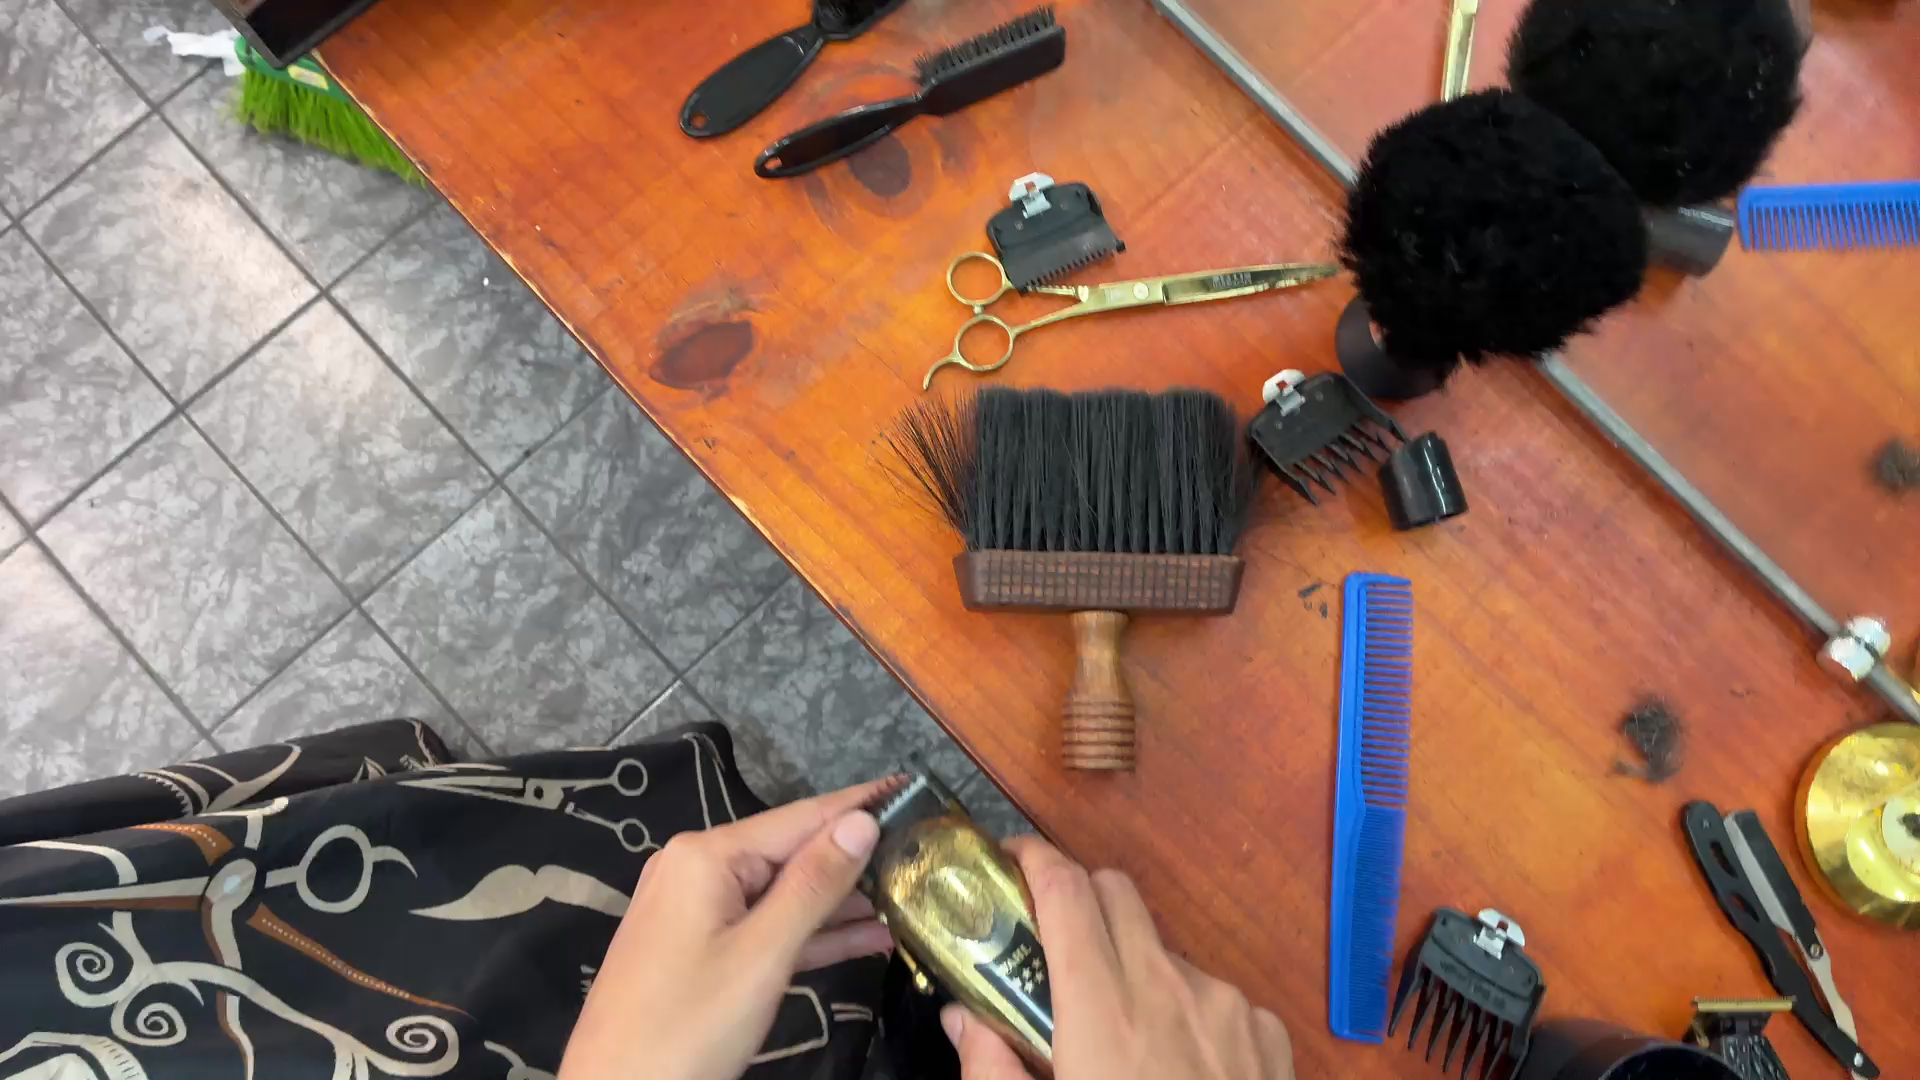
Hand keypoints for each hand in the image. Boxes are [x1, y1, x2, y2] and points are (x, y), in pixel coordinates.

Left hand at [559, 780, 896, 1079]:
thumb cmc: (686, 1030)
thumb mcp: (762, 956)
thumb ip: (815, 883)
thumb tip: (863, 819)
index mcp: (709, 855)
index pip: (802, 817)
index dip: (859, 803)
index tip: (909, 785)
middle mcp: (700, 867)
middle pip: (793, 853)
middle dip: (854, 860)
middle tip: (917, 855)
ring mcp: (698, 908)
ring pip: (783, 892)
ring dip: (840, 903)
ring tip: (904, 900)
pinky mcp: (700, 946)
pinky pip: (765, 925)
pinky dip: (810, 933)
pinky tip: (866, 937)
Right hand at [942, 837, 1293, 1079]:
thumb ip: (992, 1069)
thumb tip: (960, 1014)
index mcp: (1103, 1010)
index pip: (1065, 889)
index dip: (1033, 857)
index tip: (1008, 860)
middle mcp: (1166, 986)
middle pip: (1113, 888)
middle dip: (1078, 895)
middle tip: (1055, 939)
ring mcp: (1225, 1005)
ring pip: (1162, 944)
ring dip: (1132, 960)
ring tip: (1126, 1029)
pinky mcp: (1267, 1031)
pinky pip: (1214, 991)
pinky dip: (1187, 1007)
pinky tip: (1186, 1067)